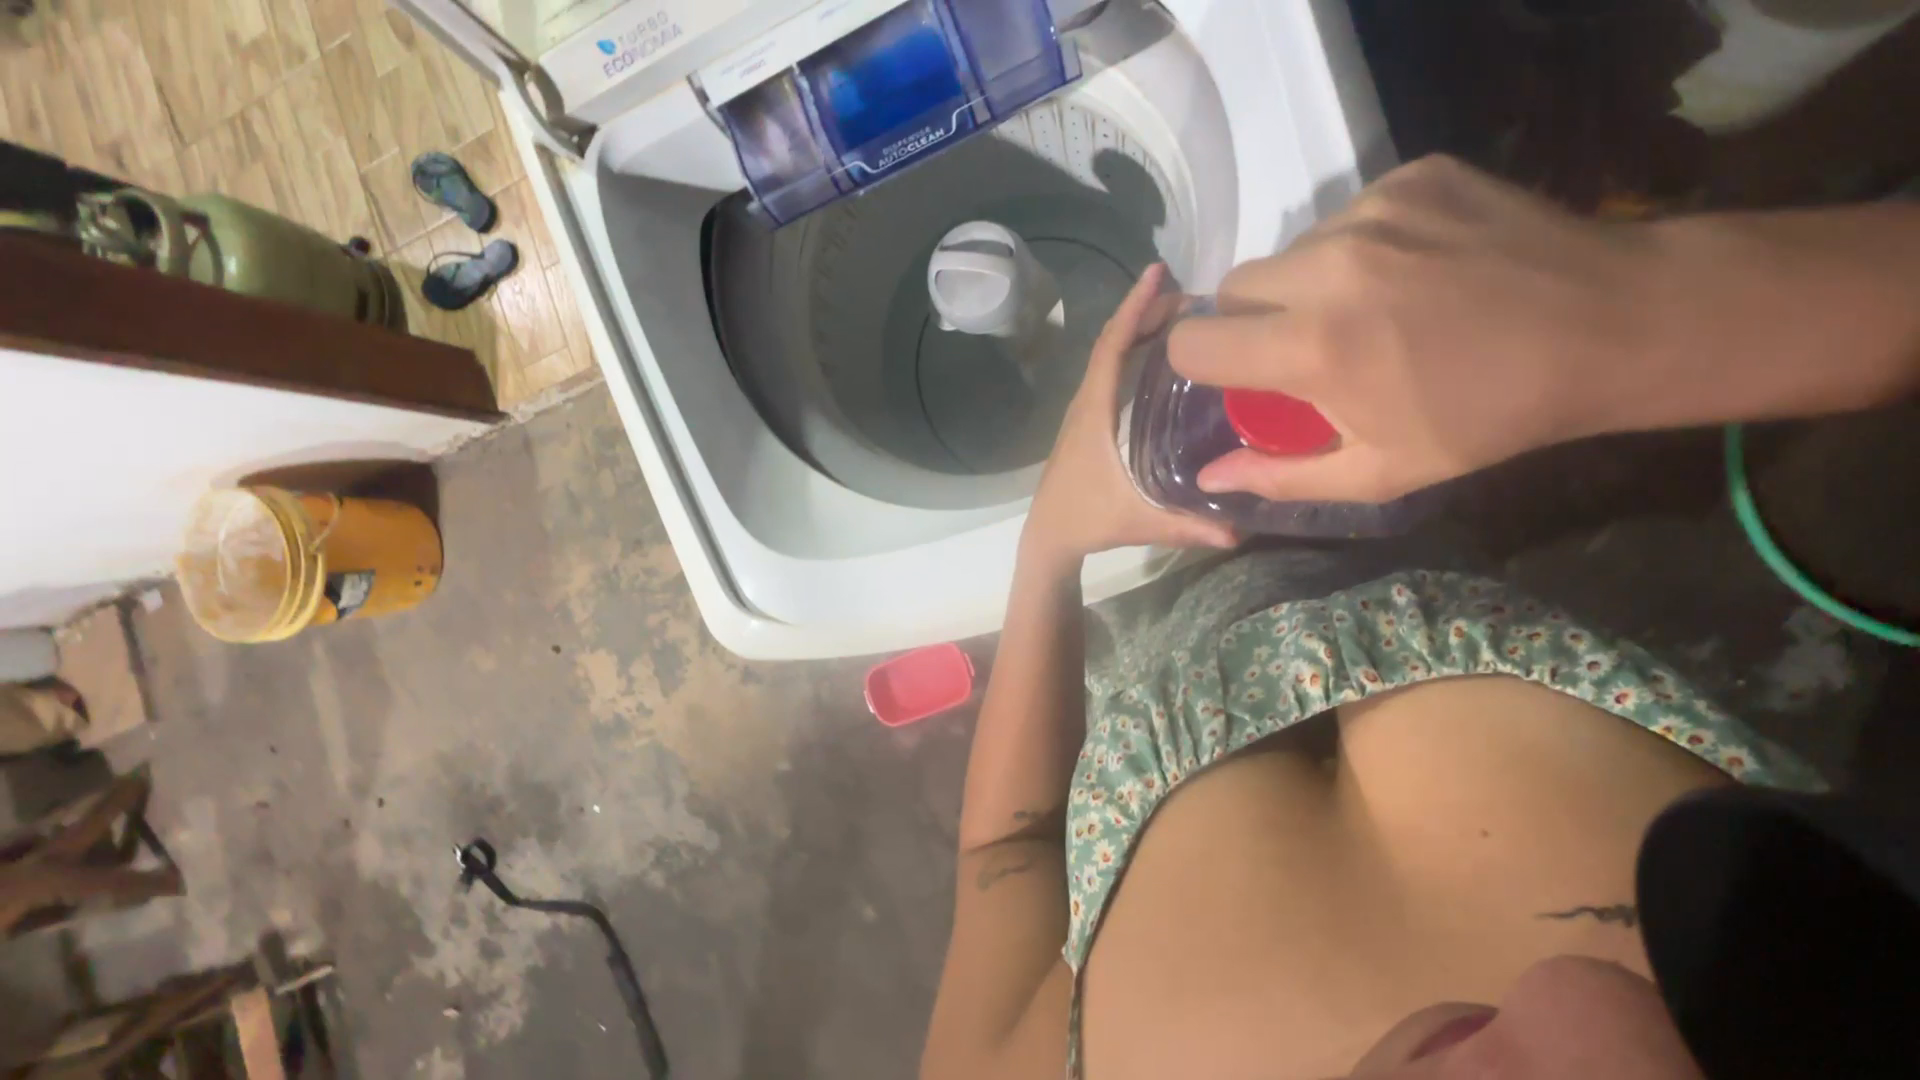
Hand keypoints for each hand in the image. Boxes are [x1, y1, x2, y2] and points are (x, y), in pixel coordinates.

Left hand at [1023, 263, 1237, 564]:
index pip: (1111, 348)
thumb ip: (1186, 527)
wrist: (1048, 536)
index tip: (1157, 274)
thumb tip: (1240, 531)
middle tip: (1189, 293)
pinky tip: (1160, 352)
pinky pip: (1108, 371)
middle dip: (1145, 311)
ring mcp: (1083, 410)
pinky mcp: (1087, 419)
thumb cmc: (1087, 523)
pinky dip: (1131, 350)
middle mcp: (1085, 403)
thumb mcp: (1138, 524)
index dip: (1133, 309)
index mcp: (1093, 414)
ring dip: (1139, 328)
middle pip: (1112, 342)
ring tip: (1180, 311)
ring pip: (1109, 355)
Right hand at [1168, 155, 1669, 502]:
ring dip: (1304, 284)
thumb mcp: (1383, 471)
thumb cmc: (1489, 415)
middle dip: (1251, 323)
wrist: (1614, 323)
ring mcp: (1371, 213)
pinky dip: (1357, 247)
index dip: (1202, 364)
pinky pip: (1344, 215)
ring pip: (1288, 251)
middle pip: (1232, 289)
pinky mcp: (1409, 176)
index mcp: (1314, 347)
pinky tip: (1411, 269)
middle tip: (1306, 346)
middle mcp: (1327, 269)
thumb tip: (1206, 478)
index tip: (1238, 378)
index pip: (1193, 342)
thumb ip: (1281, 476)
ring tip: (1370, 307)